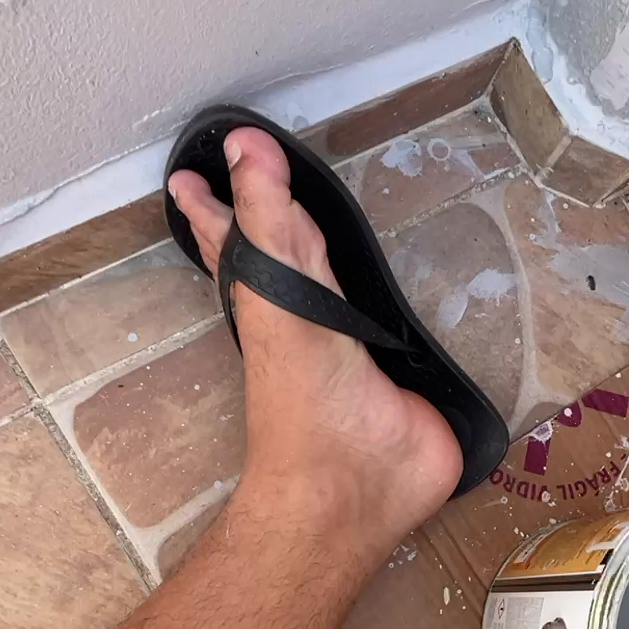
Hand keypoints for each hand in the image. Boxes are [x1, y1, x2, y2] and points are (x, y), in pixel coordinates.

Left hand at [169, 129, 461, 552]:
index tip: (198, 175)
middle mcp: (320, 321)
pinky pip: (420, 331)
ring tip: (333, 225)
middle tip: (267, 180)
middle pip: (298, 259)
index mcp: (278, 302)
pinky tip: (430, 300)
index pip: (247, 238)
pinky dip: (423, 310)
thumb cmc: (307, 396)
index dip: (225, 204)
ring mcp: (369, 349)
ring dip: (346, 261)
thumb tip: (242, 144)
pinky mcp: (417, 374)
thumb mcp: (277, 299)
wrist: (356, 484)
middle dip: (280, 222)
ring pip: (353, 290)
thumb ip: (268, 224)